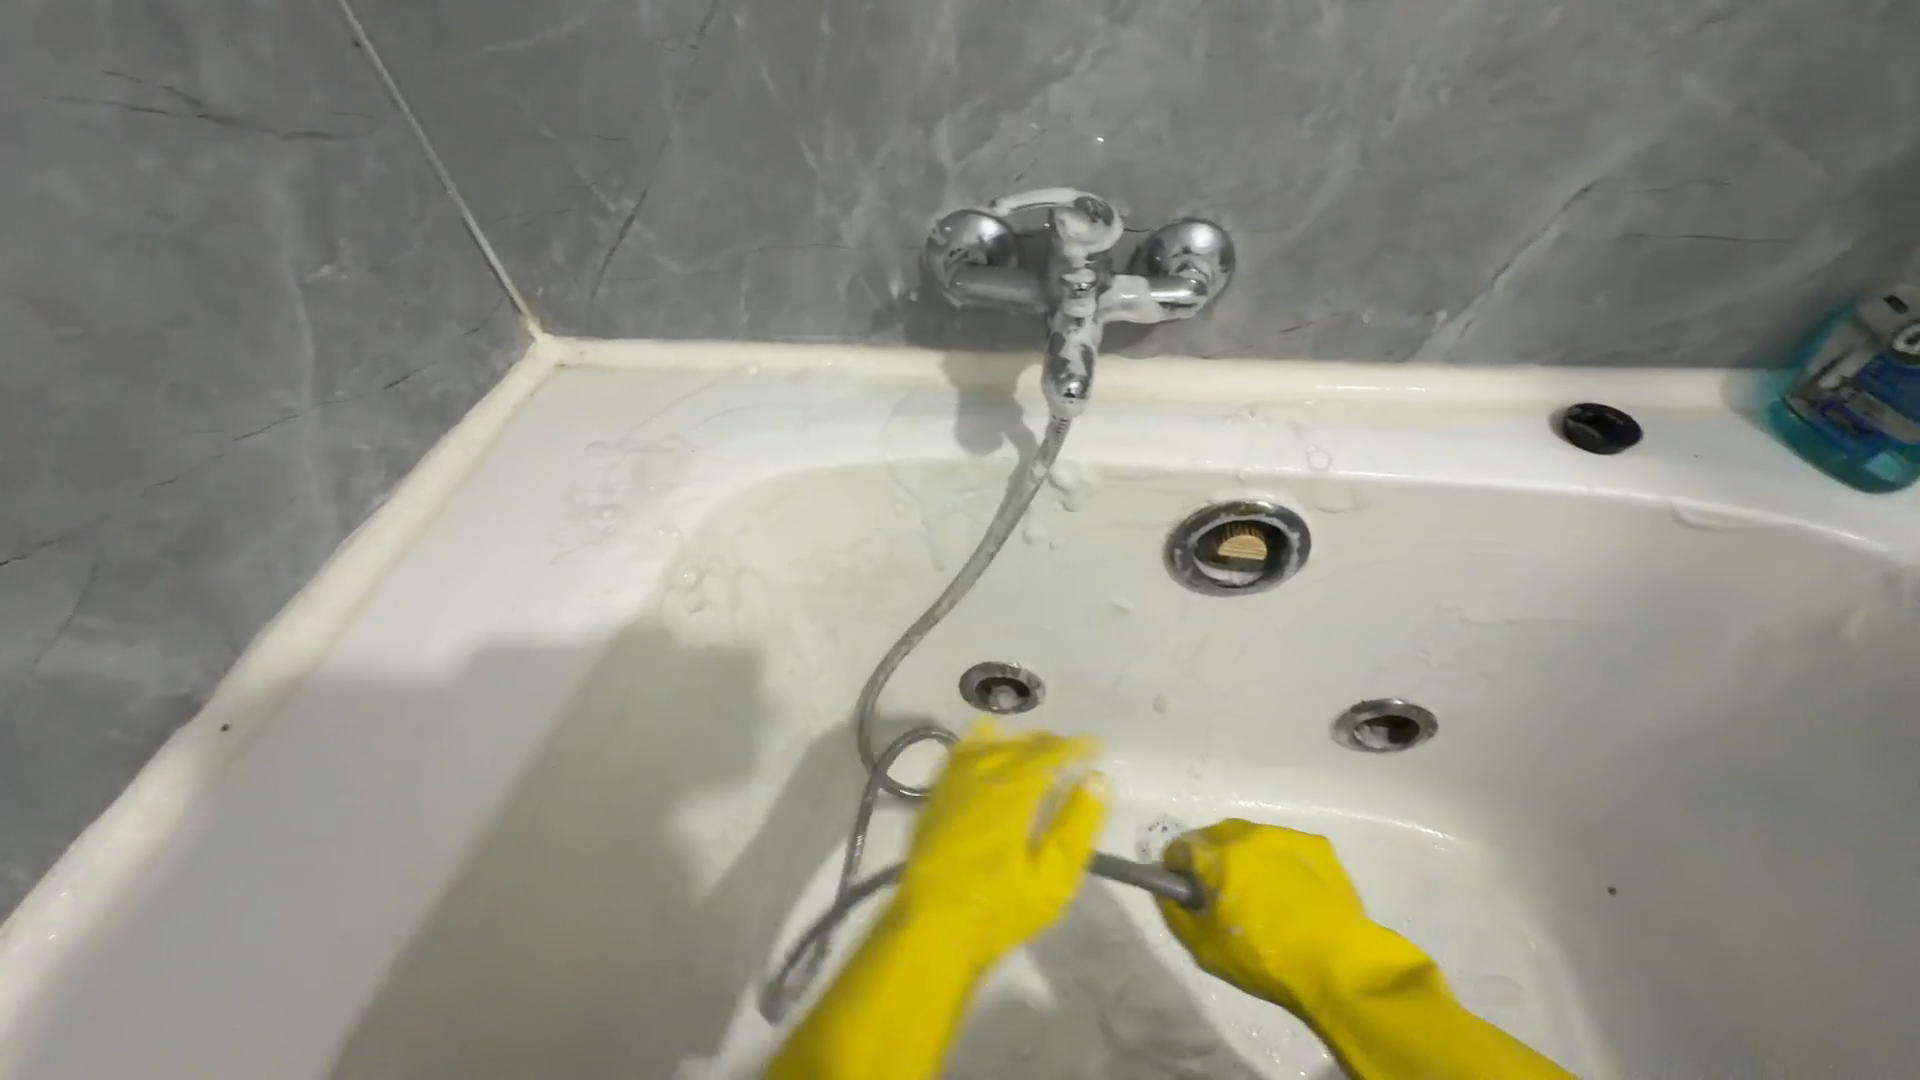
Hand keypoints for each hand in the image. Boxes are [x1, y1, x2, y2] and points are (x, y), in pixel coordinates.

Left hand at [895, 720, 1106, 962]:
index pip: (1049, 754)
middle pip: (1018, 745)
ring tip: (1036, 750)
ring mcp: (952, 784)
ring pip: (988, 743)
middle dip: (1049, 743)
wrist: (930, 929)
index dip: (1075, 747)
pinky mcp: (934, 798)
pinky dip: (982, 744)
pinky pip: (960, 753)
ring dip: (1017, 741)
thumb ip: (1076, 826)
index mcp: (1011, 792)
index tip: (1096, 747)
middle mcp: (980, 776)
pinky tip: (987, 752)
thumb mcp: (1053, 878)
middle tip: (1073, 752)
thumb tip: (1098, 780)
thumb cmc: (999, 910)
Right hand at [1156, 819, 1373, 1011]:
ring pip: (1250, 839)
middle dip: (1211, 860)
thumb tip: (1167, 890)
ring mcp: (1285, 837)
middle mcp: (1248, 835)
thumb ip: (1175, 912)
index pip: (1180, 848)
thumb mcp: (1203, 947)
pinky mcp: (1317, 846)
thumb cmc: (1265, 960)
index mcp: (1216, 855)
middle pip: (1214, 837)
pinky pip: (1283, 848)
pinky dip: (1279, 864)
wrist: (1340, 968)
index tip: (1187, 892)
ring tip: (1261, 895)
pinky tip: (1292, 896)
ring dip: (1245, 858)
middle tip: (1223, 896)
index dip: (1177, 870)